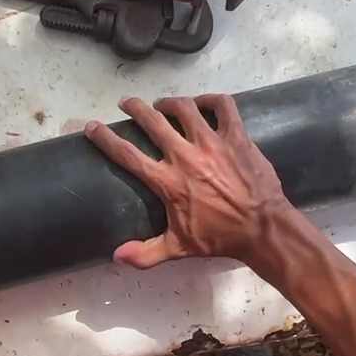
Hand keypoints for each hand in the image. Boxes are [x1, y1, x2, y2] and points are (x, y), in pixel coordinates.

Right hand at [85, 95, 296, 268]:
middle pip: (152, 121)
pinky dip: (211, 99)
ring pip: (184, 108)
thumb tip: (116, 256)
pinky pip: (223, 106)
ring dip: (169, 102)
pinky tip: (203, 102)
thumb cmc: (219, 238)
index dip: (106, 138)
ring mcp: (212, 142)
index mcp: (167, 181)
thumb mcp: (179, 248)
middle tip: (127, 103)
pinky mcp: (236, 136)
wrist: (262, 228)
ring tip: (163, 104)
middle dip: (135, 107)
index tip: (93, 127)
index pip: (127, 154)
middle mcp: (185, 156)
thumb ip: (145, 253)